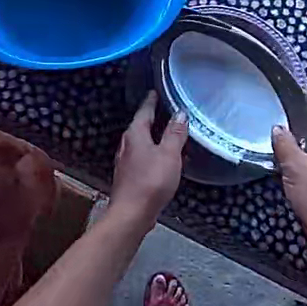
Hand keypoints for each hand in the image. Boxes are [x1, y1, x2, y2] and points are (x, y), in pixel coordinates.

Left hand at [111, 92, 187, 222]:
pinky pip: (144, 157)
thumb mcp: (169, 155)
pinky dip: (155, 153)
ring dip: (156, 137)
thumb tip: (180, 114)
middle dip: (154, 119)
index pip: (143, 112)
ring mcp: (126, 160)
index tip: (156, 92)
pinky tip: (165, 160)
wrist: (132, 212)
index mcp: (134, 135)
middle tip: (167, 111)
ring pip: (142, 142)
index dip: (151, 102)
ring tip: (171, 134)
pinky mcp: (129, 174)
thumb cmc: (150, 181)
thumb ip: (175, 134)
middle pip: (141, 126)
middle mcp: (127, 144)